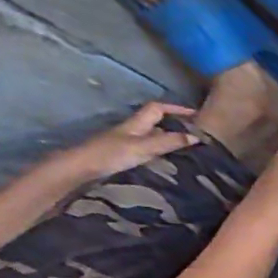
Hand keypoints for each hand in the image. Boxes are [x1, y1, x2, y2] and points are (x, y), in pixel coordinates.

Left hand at [56, 101, 199, 180]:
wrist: (80, 168)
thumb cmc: (110, 154)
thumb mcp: (143, 147)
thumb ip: (169, 142)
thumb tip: (196, 137)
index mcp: (136, 123)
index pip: (158, 108)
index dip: (177, 108)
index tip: (196, 114)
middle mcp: (133, 130)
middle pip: (157, 122)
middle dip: (176, 124)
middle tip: (197, 134)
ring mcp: (127, 142)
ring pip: (154, 136)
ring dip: (171, 139)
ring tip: (190, 149)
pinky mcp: (124, 155)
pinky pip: (150, 149)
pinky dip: (162, 151)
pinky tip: (170, 161)